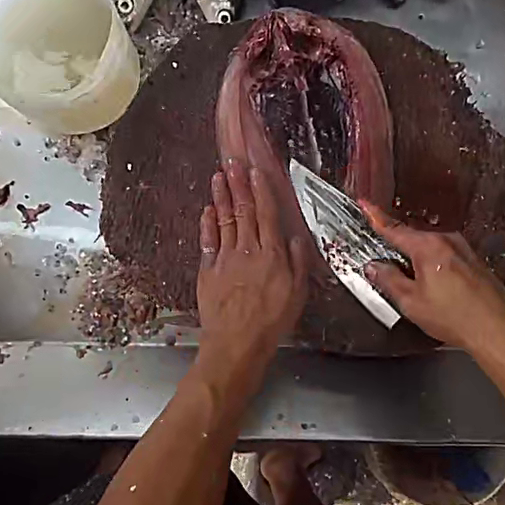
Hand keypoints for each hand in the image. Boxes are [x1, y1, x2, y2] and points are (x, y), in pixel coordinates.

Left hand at [196, 160, 305, 378]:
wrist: (236, 342)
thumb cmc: (271, 322)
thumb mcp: (297, 294)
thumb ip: (298, 262)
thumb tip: (297, 237)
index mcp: (272, 255)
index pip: (266, 214)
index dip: (260, 191)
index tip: (255, 172)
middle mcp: (247, 251)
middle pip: (242, 211)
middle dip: (238, 184)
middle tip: (232, 162)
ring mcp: (225, 259)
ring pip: (224, 221)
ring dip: (221, 197)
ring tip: (218, 177)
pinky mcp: (208, 270)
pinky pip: (207, 241)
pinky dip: (207, 224)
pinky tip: (207, 210)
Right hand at [359, 201, 504, 368]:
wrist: (500, 330)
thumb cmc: (459, 318)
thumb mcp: (411, 302)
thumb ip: (388, 280)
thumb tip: (375, 267)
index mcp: (428, 247)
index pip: (394, 228)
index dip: (375, 216)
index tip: (365, 204)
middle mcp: (448, 242)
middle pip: (412, 238)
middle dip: (396, 249)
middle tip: (383, 267)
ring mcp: (464, 250)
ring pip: (429, 249)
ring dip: (416, 262)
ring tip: (414, 289)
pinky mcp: (474, 262)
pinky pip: (444, 257)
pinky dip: (433, 268)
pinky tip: (435, 291)